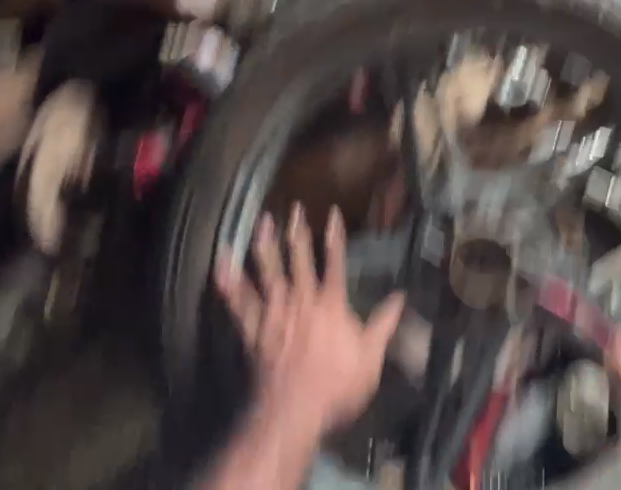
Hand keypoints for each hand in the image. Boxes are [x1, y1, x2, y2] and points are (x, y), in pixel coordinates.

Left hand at [215, 204, 406, 437]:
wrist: (292, 413)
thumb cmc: (336, 387)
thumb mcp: (370, 359)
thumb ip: (383, 325)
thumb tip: (400, 297)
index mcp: (331, 304)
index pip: (335, 261)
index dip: (334, 235)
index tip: (332, 211)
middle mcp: (301, 301)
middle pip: (298, 259)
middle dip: (296, 232)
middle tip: (293, 208)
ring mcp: (274, 314)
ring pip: (268, 273)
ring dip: (264, 246)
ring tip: (261, 222)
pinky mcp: (253, 331)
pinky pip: (239, 304)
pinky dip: (229, 285)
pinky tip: (220, 265)